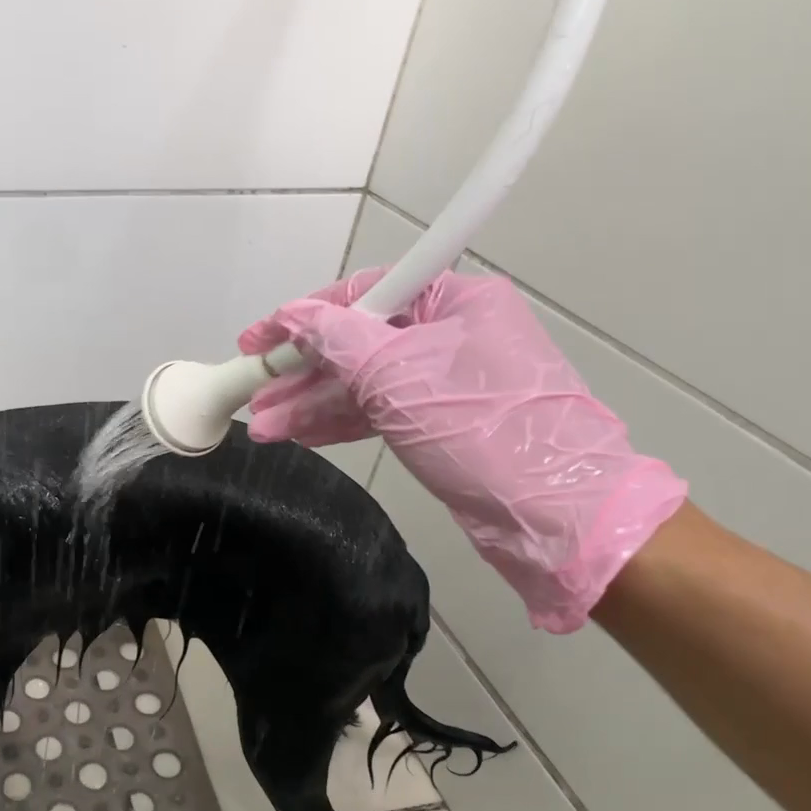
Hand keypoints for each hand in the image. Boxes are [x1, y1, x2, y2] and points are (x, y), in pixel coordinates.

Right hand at [238, 267, 687, 631]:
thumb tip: (293, 315)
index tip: (257, 341)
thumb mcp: (399, 376)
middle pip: (357, 341)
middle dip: (302, 371)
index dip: (303, 316)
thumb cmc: (483, 431)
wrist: (557, 516)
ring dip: (312, 403)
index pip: (363, 294)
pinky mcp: (441, 423)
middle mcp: (450, 333)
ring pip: (363, 383)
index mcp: (454, 302)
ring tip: (263, 427)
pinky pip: (378, 411)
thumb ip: (339, 339)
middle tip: (253, 393)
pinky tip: (297, 434)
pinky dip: (339, 422)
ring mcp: (446, 382)